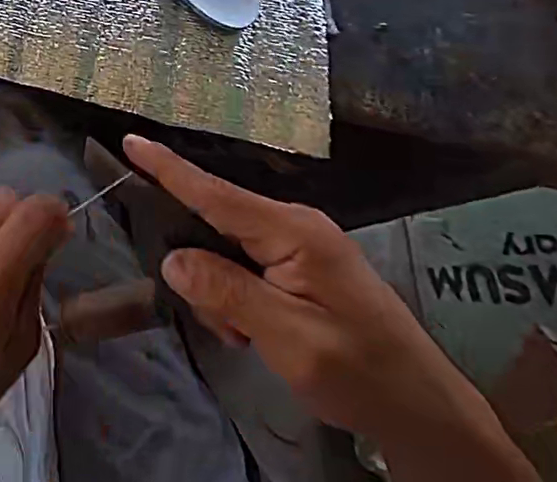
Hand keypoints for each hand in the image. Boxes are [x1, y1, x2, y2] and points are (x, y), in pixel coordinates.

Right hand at [123, 135, 537, 481]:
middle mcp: (293, 225)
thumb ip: (227, 293)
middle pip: (213, 223)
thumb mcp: (291, 341)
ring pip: (224, 249)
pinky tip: (254, 331)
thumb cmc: (363, 374)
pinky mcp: (298, 264)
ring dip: (221, 292)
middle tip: (226, 325)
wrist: (427, 415)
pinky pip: (242, 265)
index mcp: (293, 232)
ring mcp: (297, 243)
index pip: (215, 193)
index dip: (167, 167)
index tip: (129, 140)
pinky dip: (236, 297)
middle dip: (201, 268)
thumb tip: (172, 259)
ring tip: (248, 337)